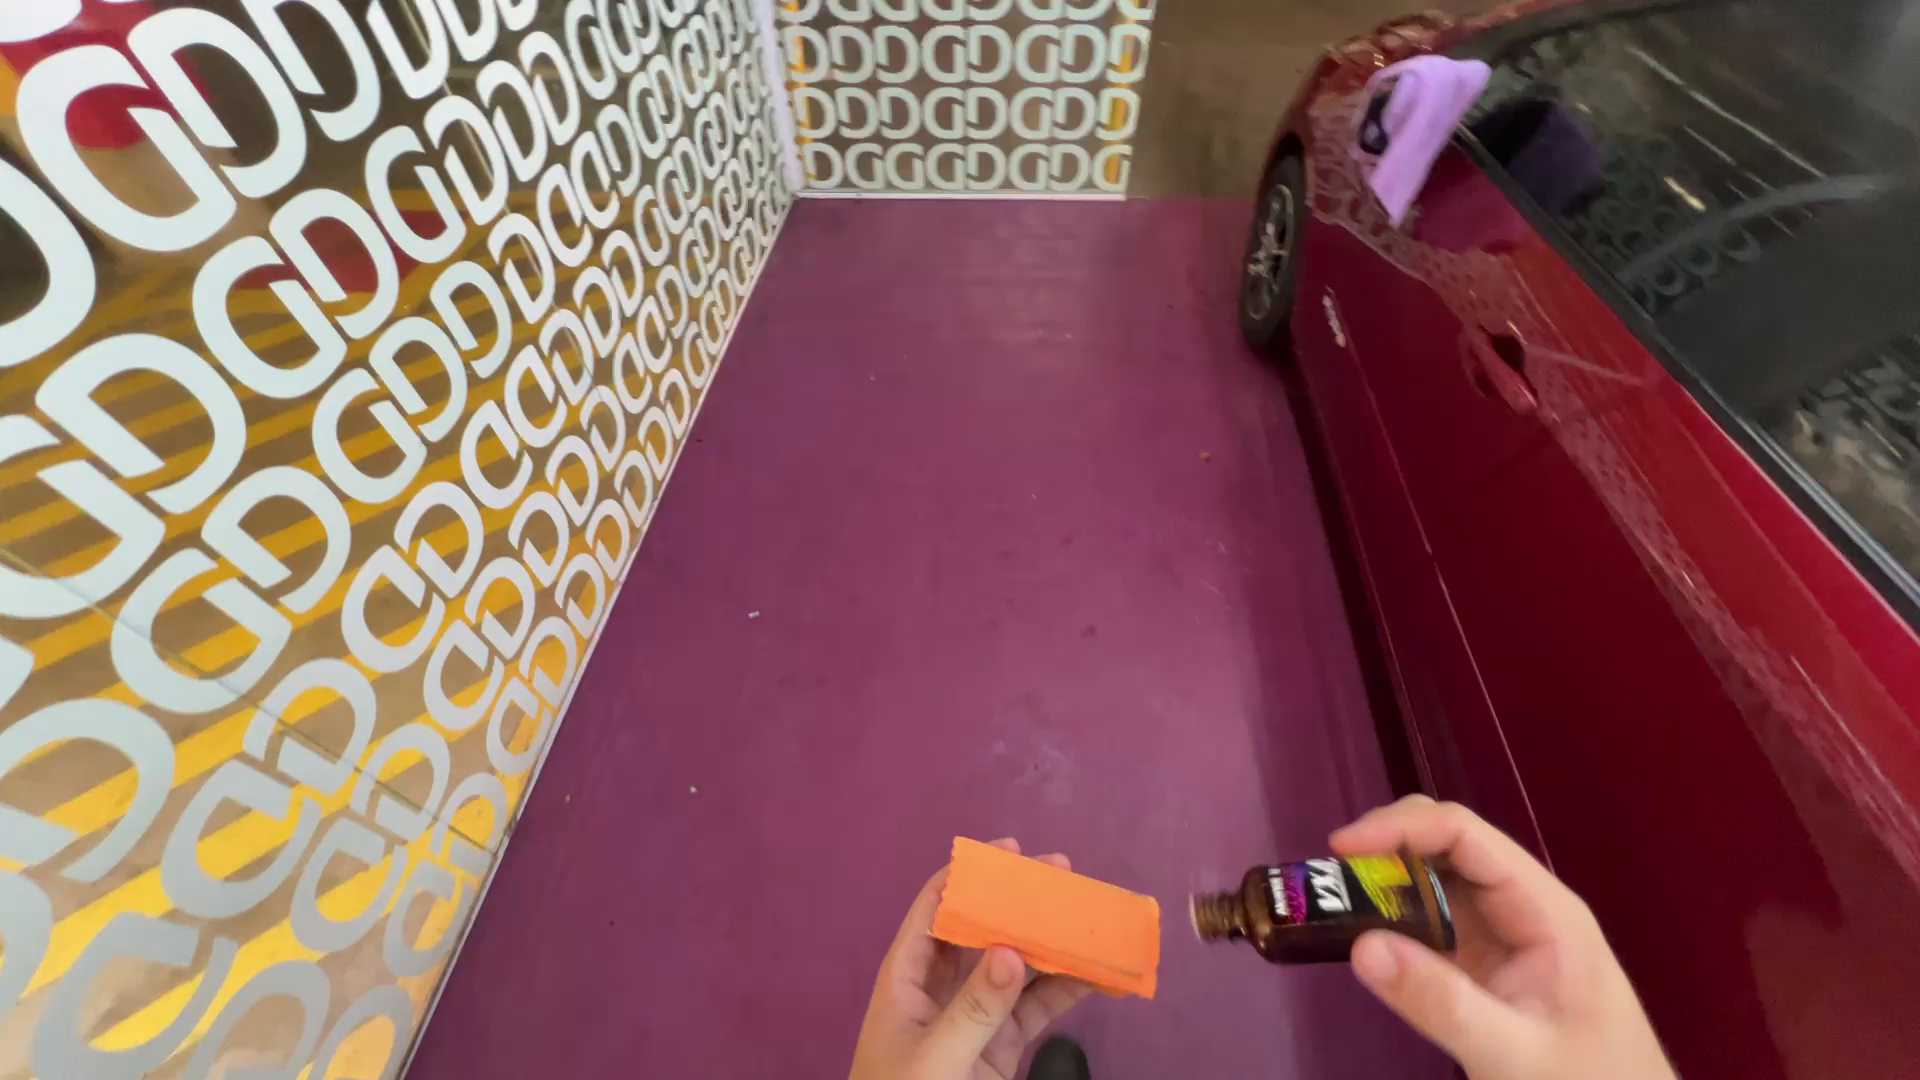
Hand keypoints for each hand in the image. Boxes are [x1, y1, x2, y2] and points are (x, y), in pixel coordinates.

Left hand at [849, 838, 1094, 1079]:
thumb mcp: (933, 1060)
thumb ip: (972, 1009)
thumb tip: (1011, 950)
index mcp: (909, 975)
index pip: (936, 907)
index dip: (968, 874)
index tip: (1009, 852)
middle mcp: (942, 986)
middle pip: (983, 928)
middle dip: (1020, 899)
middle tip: (1062, 872)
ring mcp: (973, 1015)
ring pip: (1015, 964)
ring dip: (1049, 940)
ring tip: (1087, 915)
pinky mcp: (1000, 1047)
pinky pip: (1035, 1008)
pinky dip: (1064, 990)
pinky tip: (1095, 975)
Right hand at [1332, 796, 1677, 1079]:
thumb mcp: (1514, 1058)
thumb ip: (1440, 1002)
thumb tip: (1359, 946)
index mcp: (1543, 908)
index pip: (1463, 832)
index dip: (1399, 827)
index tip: (1341, 848)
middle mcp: (1521, 902)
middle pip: (1444, 836)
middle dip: (1386, 842)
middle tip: (1335, 873)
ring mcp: (1501, 925)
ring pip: (1432, 867)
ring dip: (1384, 872)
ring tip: (1339, 896)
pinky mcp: (1481, 950)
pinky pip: (1428, 905)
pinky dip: (1390, 904)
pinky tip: (1365, 927)